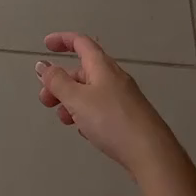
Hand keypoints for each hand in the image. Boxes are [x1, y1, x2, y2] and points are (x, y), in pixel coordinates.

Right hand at [35, 32, 165, 177]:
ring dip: (71, 101)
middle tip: (46, 99)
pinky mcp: (131, 119)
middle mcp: (114, 77)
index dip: (62, 40)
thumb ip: (56, 81)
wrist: (153, 155)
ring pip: (91, 92)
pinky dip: (87, 114)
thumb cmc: (112, 120)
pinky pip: (102, 109)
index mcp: (102, 66)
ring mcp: (125, 99)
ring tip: (63, 120)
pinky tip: (85, 131)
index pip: (80, 42)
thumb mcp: (76, 99)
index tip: (46, 46)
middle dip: (60, 82)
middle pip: (82, 71)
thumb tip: (42, 65)